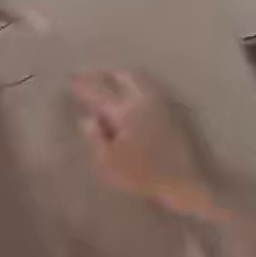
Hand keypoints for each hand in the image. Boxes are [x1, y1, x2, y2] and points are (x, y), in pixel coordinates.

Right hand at [70, 70, 211, 212]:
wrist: (185, 182)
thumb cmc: (143, 176)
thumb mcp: (109, 162)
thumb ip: (95, 137)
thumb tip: (88, 118)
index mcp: (125, 111)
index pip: (98, 93)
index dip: (82, 86)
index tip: (70, 79)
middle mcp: (144, 100)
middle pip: (123, 77)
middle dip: (104, 74)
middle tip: (91, 76)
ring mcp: (162, 104)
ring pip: (140, 80)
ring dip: (123, 77)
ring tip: (112, 81)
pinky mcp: (175, 112)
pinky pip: (152, 89)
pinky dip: (138, 85)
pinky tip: (135, 95)